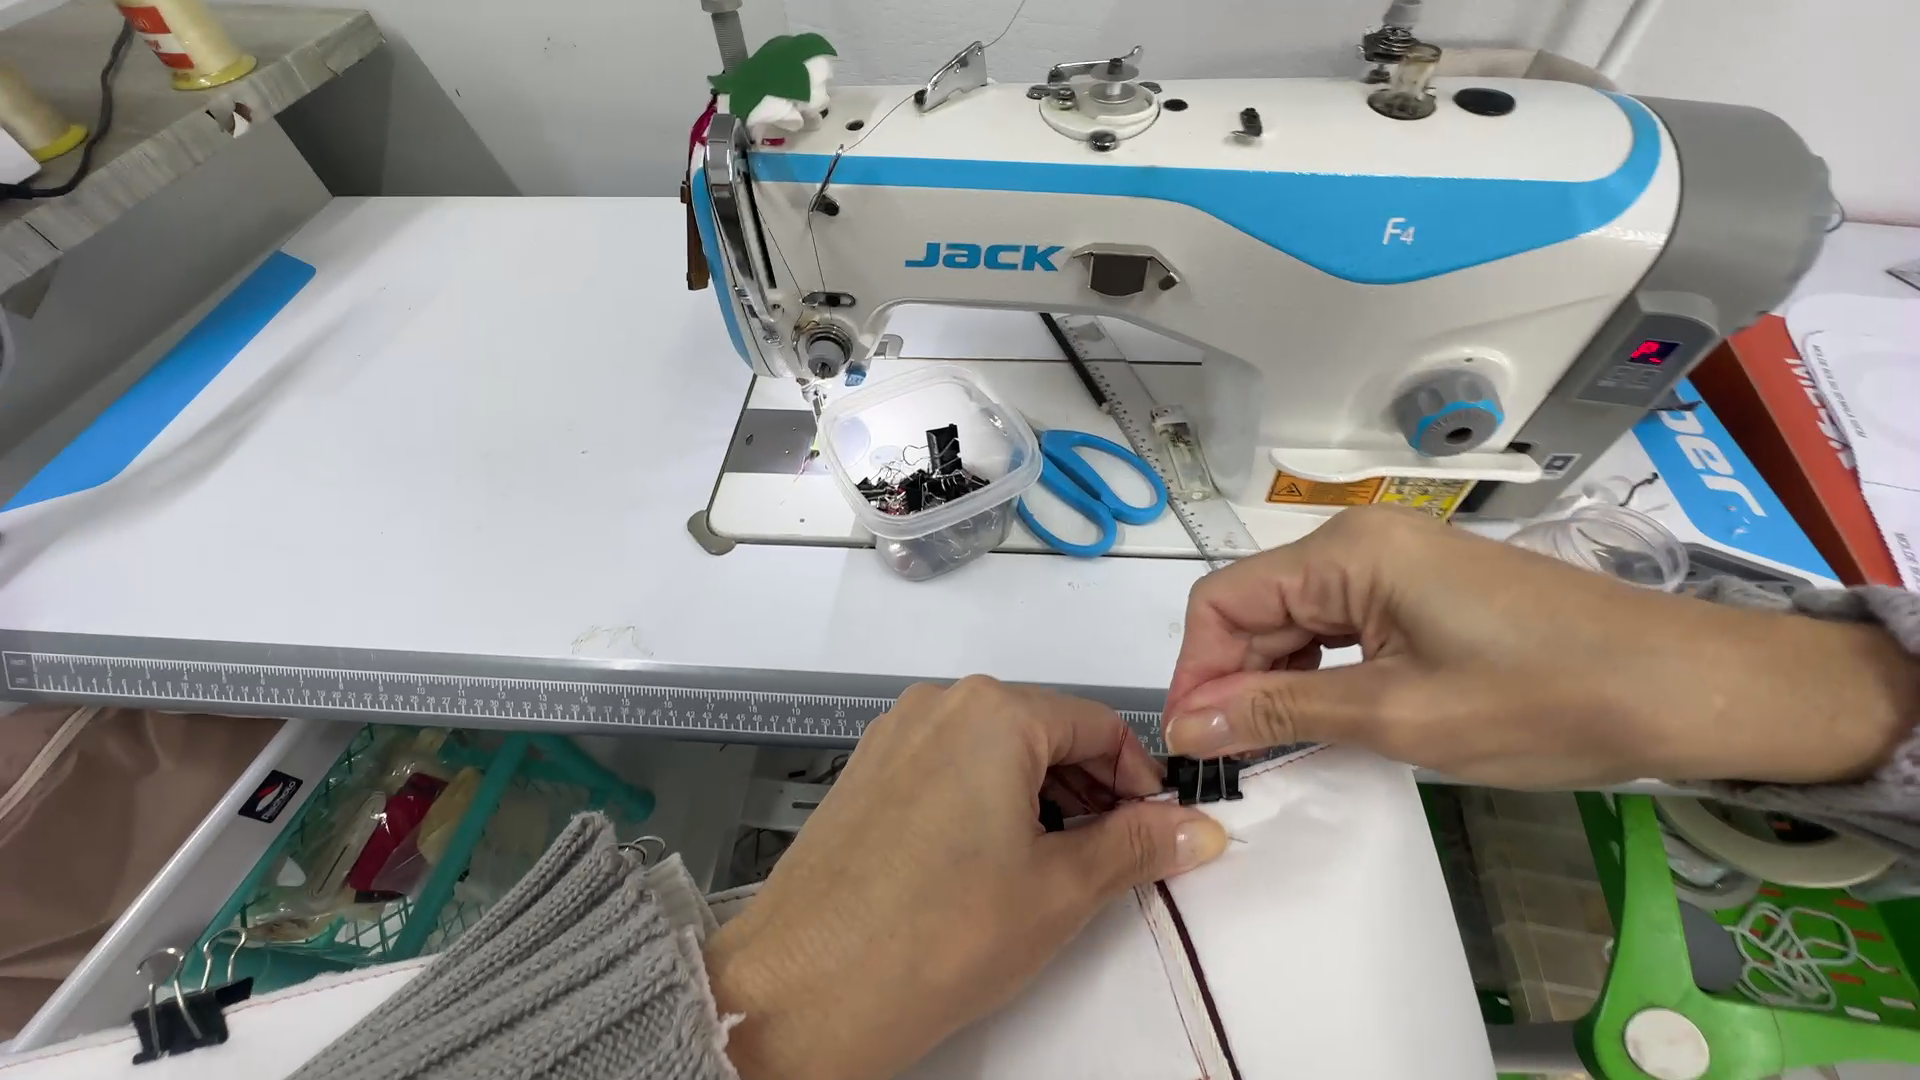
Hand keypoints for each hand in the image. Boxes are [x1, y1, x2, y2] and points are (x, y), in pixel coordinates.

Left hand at [706, 677, 1228, 1079]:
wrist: (803, 988)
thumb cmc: (936, 935)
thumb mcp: (1059, 890)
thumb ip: (1136, 845)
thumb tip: (1197, 827)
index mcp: (992, 711)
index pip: (1098, 723)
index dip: (1138, 778)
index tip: (1155, 827)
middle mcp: (940, 703)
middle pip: (1044, 730)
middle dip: (1088, 789)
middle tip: (1110, 854)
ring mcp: (897, 732)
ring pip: (995, 747)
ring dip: (1039, 795)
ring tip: (1051, 863)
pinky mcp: (869, 766)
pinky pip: (949, 763)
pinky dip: (987, 797)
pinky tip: (989, 857)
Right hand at [1164, 505, 1917, 788]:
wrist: (1696, 690)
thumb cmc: (1544, 699)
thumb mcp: (1395, 714)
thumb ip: (1277, 714)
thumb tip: (1186, 727)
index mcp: (1343, 554)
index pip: (1223, 601)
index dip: (1195, 670)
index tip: (1191, 739)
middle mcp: (1354, 543)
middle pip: (1253, 608)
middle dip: (1231, 679)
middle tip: (1227, 755)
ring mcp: (1385, 563)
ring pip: (1289, 619)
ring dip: (1269, 678)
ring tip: (1268, 741)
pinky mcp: (1411, 588)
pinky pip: (1332, 626)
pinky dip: (1311, 671)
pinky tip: (1316, 714)